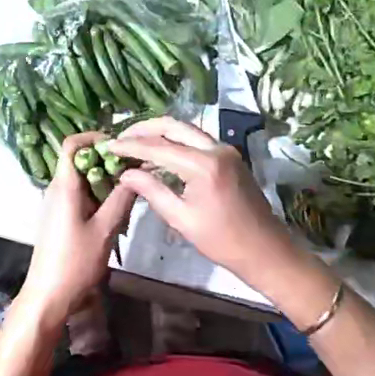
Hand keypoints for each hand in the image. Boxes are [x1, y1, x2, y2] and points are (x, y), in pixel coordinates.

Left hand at [19, 131, 137, 327]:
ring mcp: (56, 203)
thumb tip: (137, 173)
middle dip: (106, 161)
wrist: (48, 295)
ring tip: (130, 190)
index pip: (72, 145)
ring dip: (104, 180)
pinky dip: (97, 195)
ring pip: (81, 179)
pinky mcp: (59, 217)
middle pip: (79, 160)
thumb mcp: (104, 230)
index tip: (119, 147)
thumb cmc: (75, 262)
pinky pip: (79, 195)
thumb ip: (121, 199)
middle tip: (133, 170)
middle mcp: (56, 189)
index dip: (94, 138)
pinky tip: (115, 211)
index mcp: (63, 186)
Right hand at [109, 118, 317, 299]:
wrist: (266, 250)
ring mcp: (225, 150)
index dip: (131, 145)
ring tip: (134, 142)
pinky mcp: (229, 156)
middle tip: (120, 137)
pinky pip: (196, 140)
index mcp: (203, 165)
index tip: (108, 146)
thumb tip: (126, 173)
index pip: (159, 146)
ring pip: (185, 129)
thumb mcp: (181, 218)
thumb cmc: (222, 241)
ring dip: (159, 132)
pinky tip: (158, 153)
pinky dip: (175, 141)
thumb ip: (152, 191)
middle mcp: (215, 149)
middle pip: (173, 126)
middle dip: (144, 129)